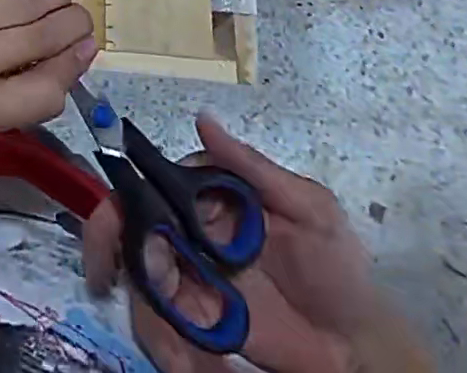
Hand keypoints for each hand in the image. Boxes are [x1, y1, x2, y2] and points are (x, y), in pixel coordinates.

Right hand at [84, 114, 430, 372]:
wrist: (358, 345)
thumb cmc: (335, 265)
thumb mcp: (306, 207)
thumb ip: (251, 165)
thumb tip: (202, 119)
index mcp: (203, 194)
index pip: (146, 185)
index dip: (120, 205)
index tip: (113, 232)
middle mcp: (184, 228)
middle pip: (125, 229)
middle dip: (108, 255)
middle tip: (110, 287)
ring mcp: (185, 274)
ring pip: (137, 282)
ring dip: (147, 318)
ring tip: (180, 360)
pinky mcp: (191, 317)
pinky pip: (157, 323)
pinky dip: (164, 346)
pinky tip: (190, 367)